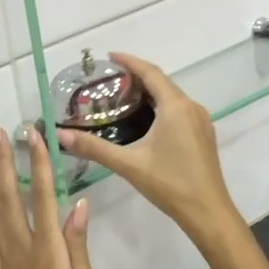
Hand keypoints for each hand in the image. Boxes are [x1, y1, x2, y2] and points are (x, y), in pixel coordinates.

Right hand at [56, 53, 242, 241]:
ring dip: (148, 93)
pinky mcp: (202, 135)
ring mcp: (200, 121)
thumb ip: (94, 147)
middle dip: (137, 77)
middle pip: (162, 83)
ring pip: (171, 97)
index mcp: (175, 107)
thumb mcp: (128, 164)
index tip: (109, 57)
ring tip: (122, 98)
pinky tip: (144, 121)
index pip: (151, 73)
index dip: (130, 62)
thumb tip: (61, 135)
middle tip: (109, 81)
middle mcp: (191, 107)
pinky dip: (159, 107)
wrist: (207, 211)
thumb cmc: (170, 184)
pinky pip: (179, 110)